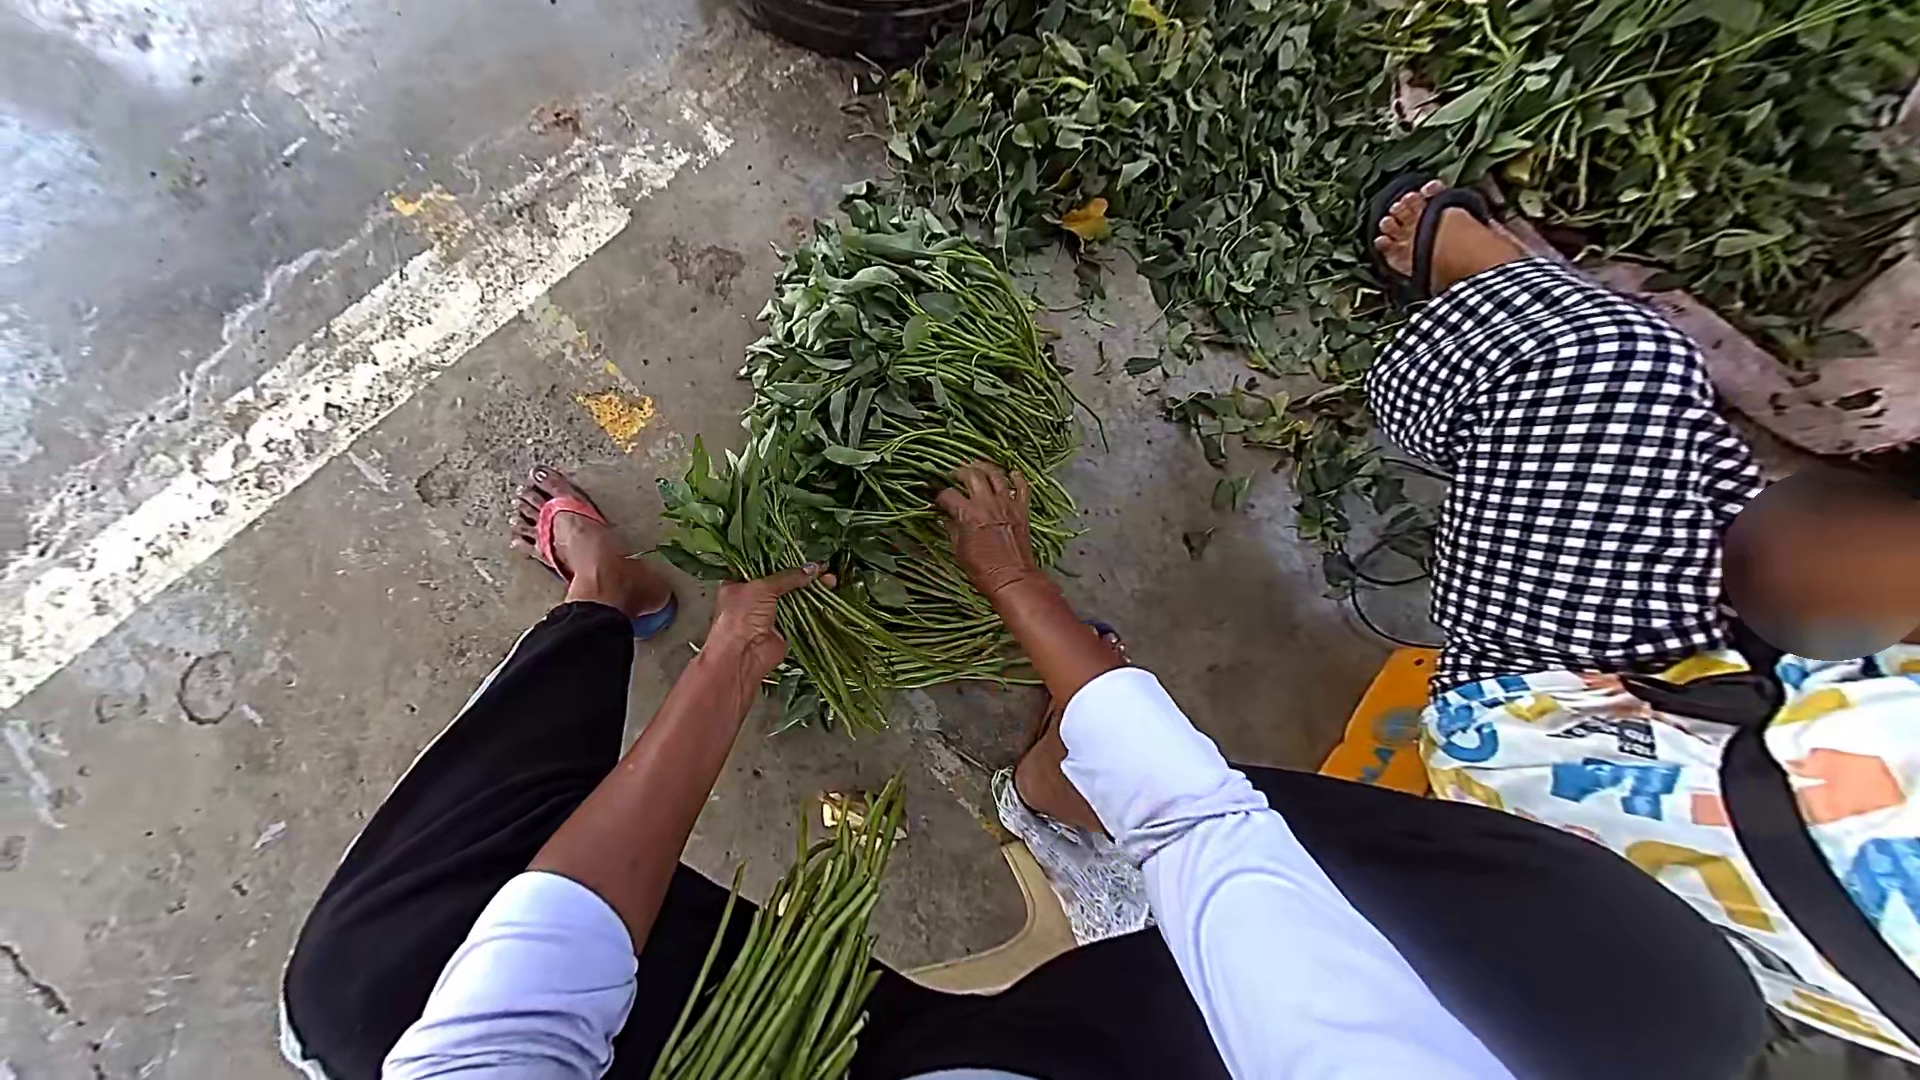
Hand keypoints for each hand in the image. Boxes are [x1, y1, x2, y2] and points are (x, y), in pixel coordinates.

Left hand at [705, 563, 832, 682]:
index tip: (803, 553)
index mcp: (740, 583)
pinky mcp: (785, 628)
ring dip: (812, 589)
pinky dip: (814, 605)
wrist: (742, 654)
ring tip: (831, 578)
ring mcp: (770, 613)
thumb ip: (788, 577)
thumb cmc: (741, 615)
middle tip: (823, 567)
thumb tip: (813, 568)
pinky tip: (829, 594)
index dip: (783, 559)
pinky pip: (802, 614)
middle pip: (782, 582)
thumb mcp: (762, 588)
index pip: (763, 566)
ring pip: (795, 597)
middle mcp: (754, 597)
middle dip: (802, 574)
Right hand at [936, 462, 1040, 598]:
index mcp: (968, 514)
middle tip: (955, 474)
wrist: (1012, 578)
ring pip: (996, 474)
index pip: (948, 495)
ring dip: (986, 467)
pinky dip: (1017, 477)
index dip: (940, 495)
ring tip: (978, 467)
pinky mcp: (1022, 509)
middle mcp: (987, 503)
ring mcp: (1007, 504)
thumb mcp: (959, 550)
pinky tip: (1011, 473)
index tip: (937, 498)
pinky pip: (1022, 486)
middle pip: (972, 475)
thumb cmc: (982, 569)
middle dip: (960, 471)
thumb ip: (952, 529)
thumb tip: (946, 518)